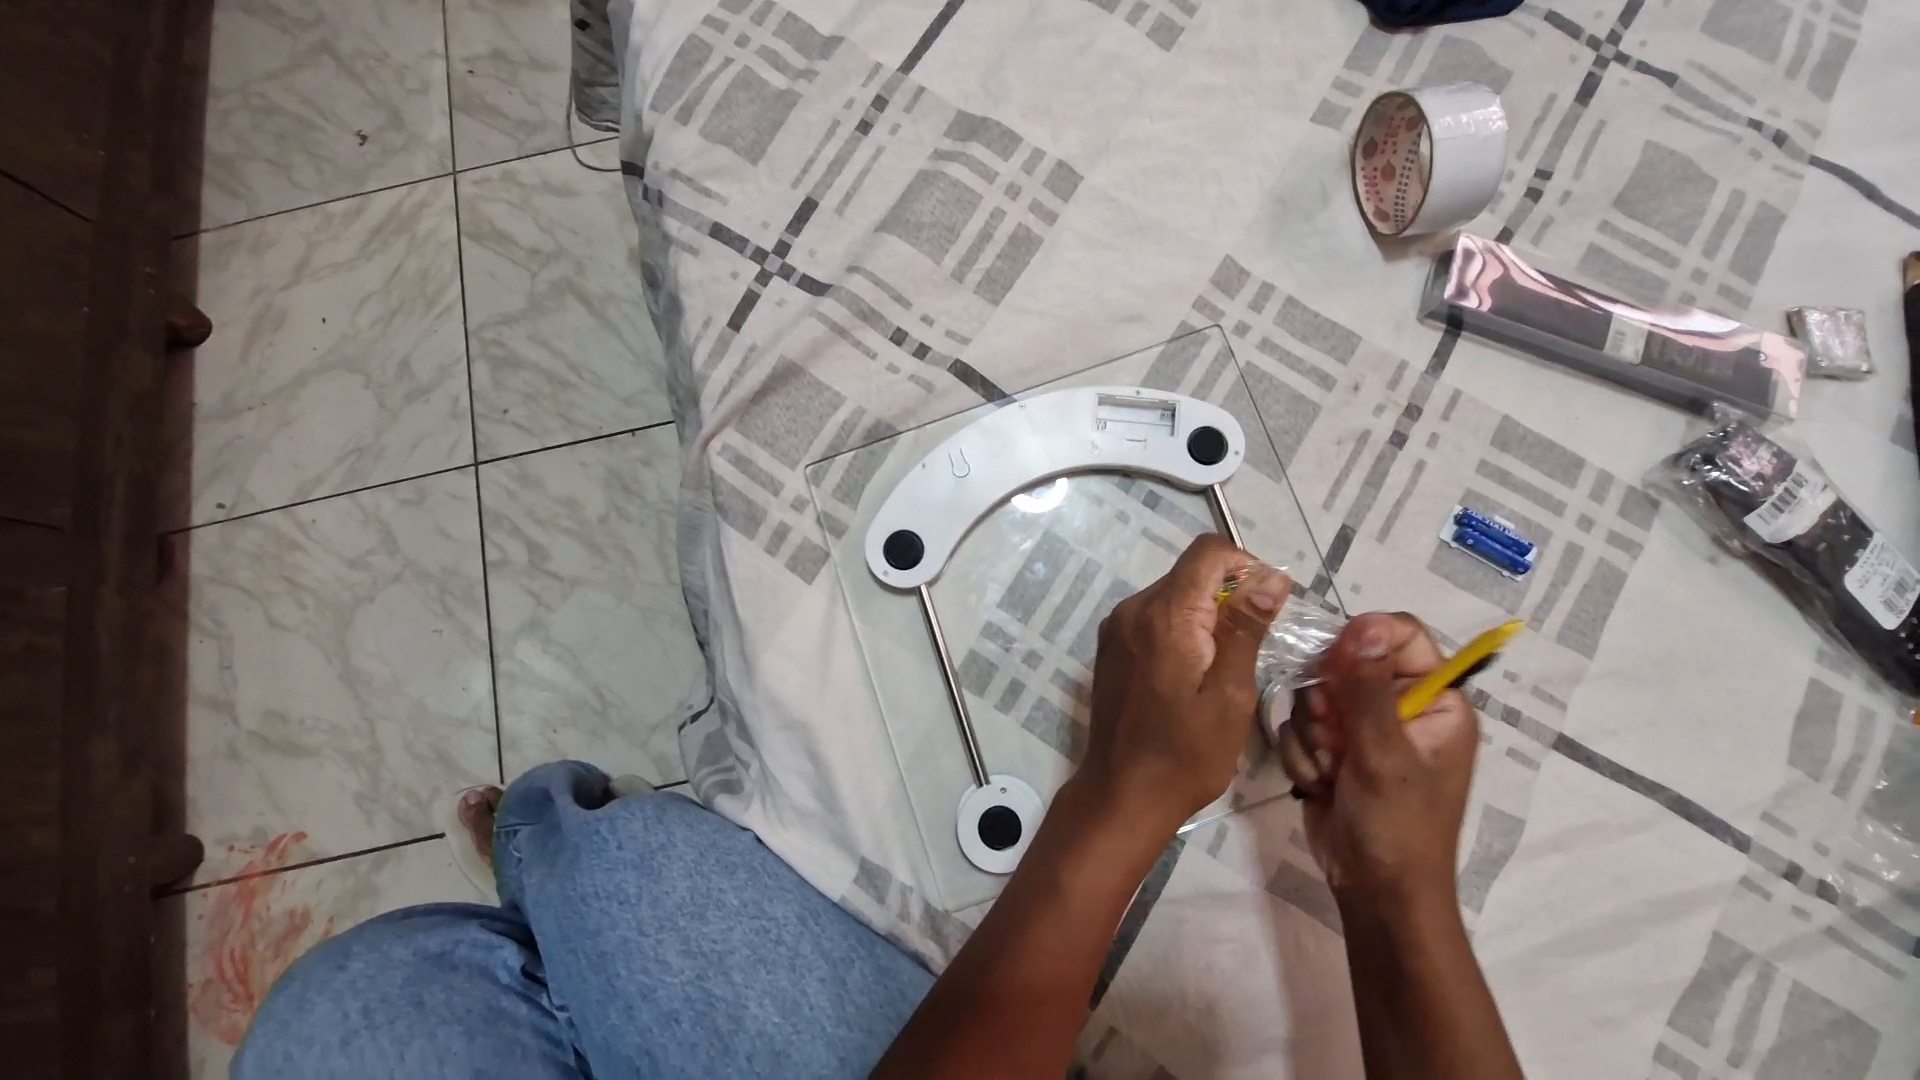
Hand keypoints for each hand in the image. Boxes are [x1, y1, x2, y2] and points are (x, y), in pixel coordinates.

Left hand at [1080, 534, 1291, 830]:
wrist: (1122, 792)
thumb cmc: (1185, 752)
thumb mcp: (1230, 693)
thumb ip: (1245, 628)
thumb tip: (1271, 577)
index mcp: (1164, 614)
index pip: (1207, 552)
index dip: (1245, 565)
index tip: (1269, 602)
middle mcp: (1133, 609)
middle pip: (1189, 573)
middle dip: (1228, 594)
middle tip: (1253, 643)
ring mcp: (1116, 628)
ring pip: (1172, 595)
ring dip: (1204, 614)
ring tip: (1225, 663)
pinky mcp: (1111, 647)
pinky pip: (1153, 618)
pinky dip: (1180, 629)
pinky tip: (1193, 671)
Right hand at [1272, 613, 1477, 901]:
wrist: (1374, 890)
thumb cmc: (1399, 826)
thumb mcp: (1385, 756)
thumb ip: (1369, 690)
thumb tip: (1364, 626)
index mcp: (1434, 701)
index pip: (1401, 636)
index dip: (1364, 638)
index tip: (1334, 662)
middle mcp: (1398, 706)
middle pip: (1344, 662)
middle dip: (1330, 704)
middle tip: (1337, 740)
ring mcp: (1360, 728)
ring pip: (1312, 696)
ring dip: (1313, 737)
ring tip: (1332, 772)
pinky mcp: (1329, 748)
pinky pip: (1296, 726)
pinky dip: (1301, 755)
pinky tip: (1319, 784)